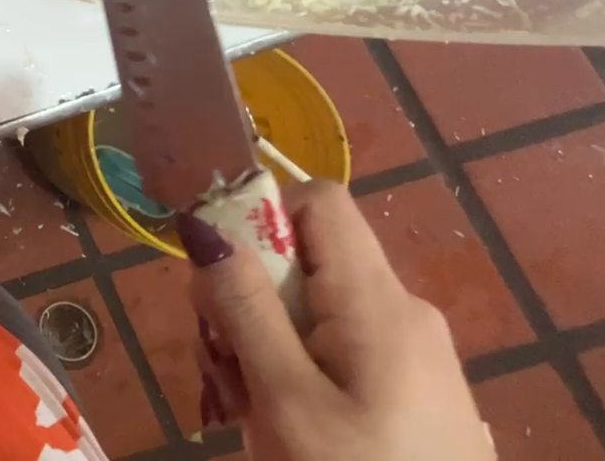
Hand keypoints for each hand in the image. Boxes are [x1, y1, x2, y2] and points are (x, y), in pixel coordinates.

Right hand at [184, 181, 492, 460]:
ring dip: (251, 329)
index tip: (215, 260)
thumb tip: (200, 220)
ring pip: (300, 297)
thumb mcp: (283, 396)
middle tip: (218, 349)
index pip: (318, 200)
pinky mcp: (401, 379)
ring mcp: (404, 347)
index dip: (258, 210)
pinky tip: (268, 404)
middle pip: (297, 252)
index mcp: (379, 302)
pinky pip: (324, 336)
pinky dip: (282, 356)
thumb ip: (242, 304)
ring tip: (238, 391)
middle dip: (238, 287)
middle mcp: (399, 309)